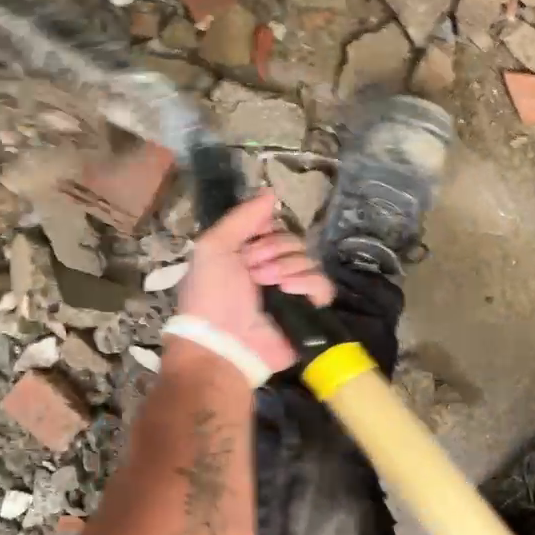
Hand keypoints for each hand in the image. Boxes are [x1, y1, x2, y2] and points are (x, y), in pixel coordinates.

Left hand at [171, 192, 334, 374]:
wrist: (223, 343)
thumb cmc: (210, 295)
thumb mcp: (213, 246)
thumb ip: (242, 217)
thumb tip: (271, 192)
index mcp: (247, 255)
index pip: (274, 228)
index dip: (265, 233)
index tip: (249, 246)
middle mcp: (271, 270)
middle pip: (294, 242)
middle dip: (275, 251)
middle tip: (255, 271)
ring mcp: (291, 290)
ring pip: (310, 260)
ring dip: (289, 268)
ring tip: (271, 285)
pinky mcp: (308, 310)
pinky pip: (323, 285)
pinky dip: (309, 284)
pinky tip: (290, 290)